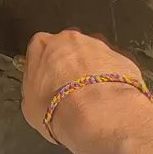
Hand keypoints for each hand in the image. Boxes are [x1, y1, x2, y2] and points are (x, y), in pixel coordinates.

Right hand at [21, 30, 152, 145]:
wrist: (98, 115)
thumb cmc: (56, 109)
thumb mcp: (30, 104)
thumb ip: (34, 86)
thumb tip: (41, 87)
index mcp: (43, 45)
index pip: (40, 49)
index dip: (45, 66)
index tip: (49, 82)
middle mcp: (70, 38)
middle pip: (69, 47)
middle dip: (71, 63)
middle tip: (73, 89)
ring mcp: (100, 45)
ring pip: (94, 54)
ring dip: (94, 70)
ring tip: (96, 97)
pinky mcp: (123, 57)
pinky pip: (115, 67)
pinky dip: (114, 79)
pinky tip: (113, 99)